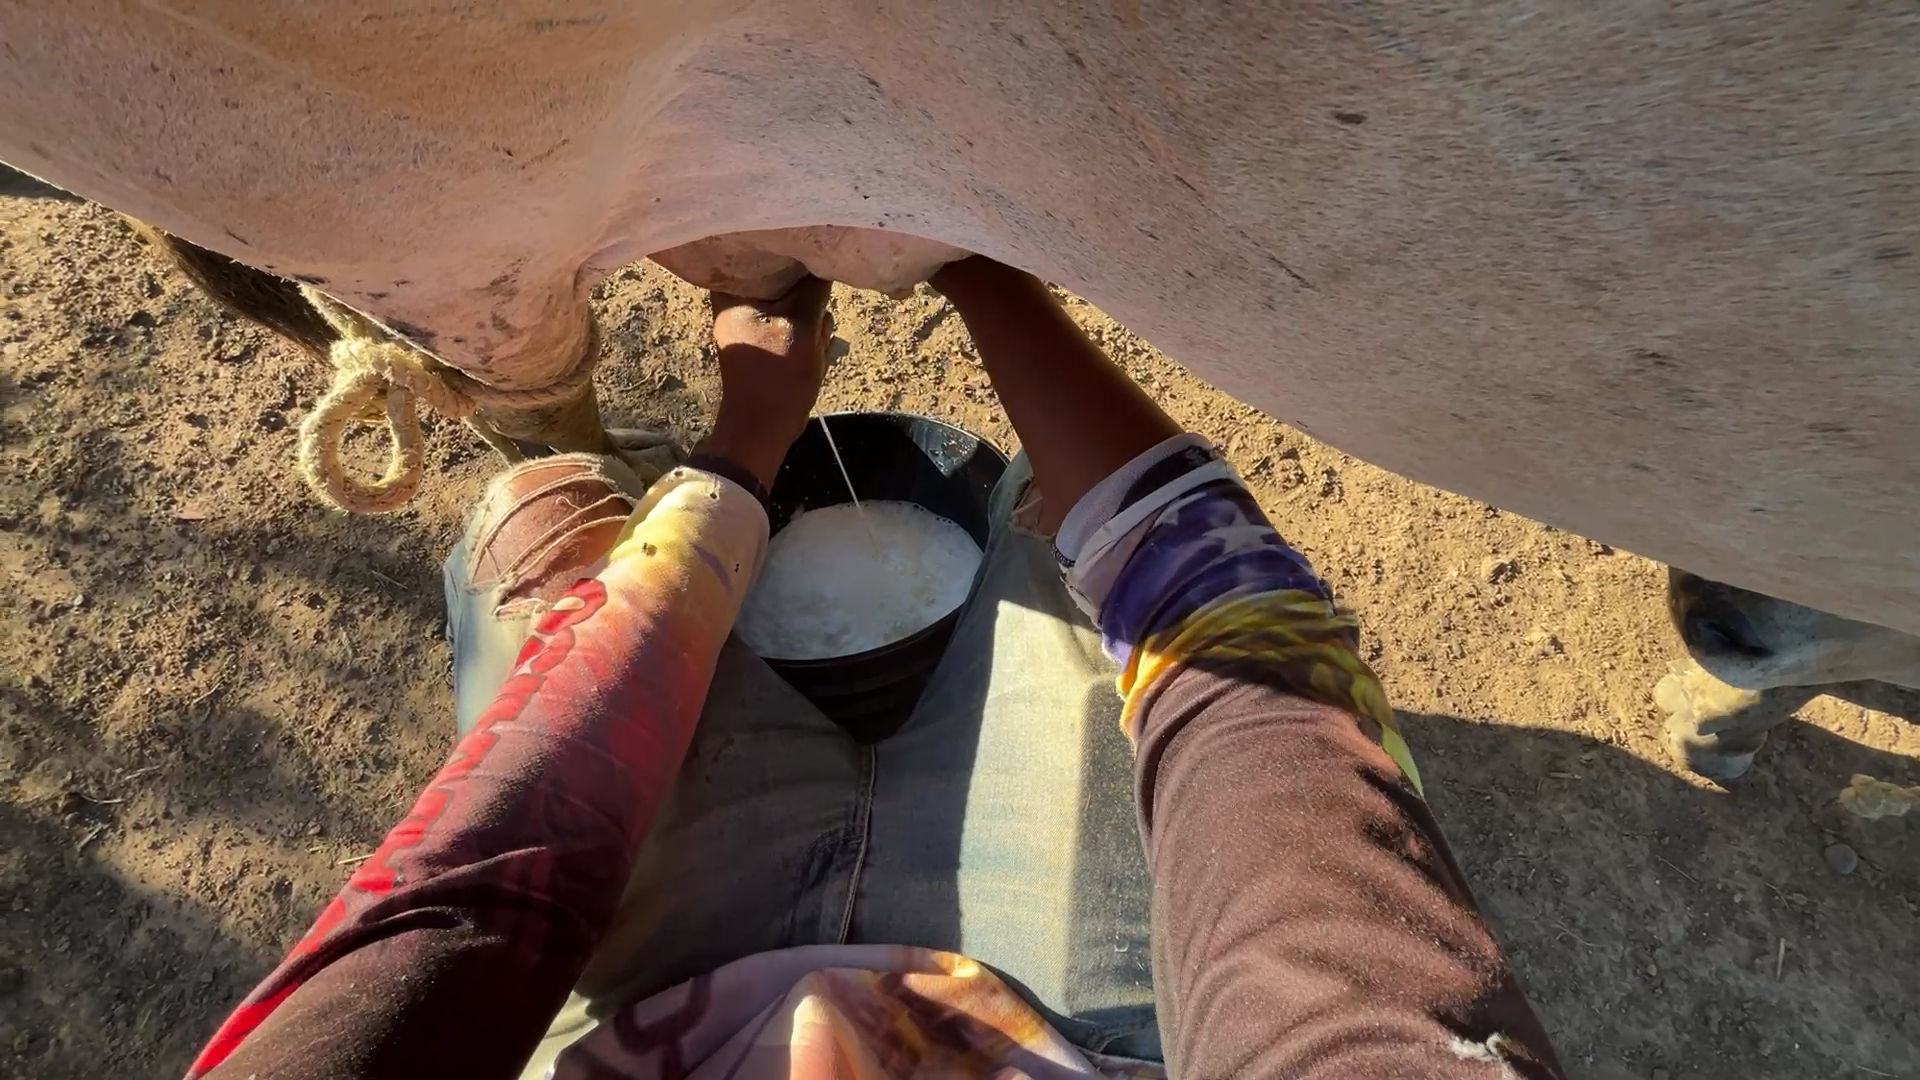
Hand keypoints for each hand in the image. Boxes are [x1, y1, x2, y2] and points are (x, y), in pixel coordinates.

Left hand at [697, 275, 834, 488]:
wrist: (764, 427)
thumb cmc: (777, 377)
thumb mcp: (803, 328)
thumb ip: (815, 291)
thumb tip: (825, 263)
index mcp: (732, 291)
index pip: (763, 253)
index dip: (792, 256)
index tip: (813, 257)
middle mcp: (737, 301)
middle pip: (784, 280)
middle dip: (807, 299)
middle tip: (813, 319)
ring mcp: (752, 323)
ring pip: (795, 305)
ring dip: (812, 322)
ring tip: (813, 343)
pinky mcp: (766, 341)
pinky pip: (795, 326)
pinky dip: (807, 337)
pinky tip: (813, 352)